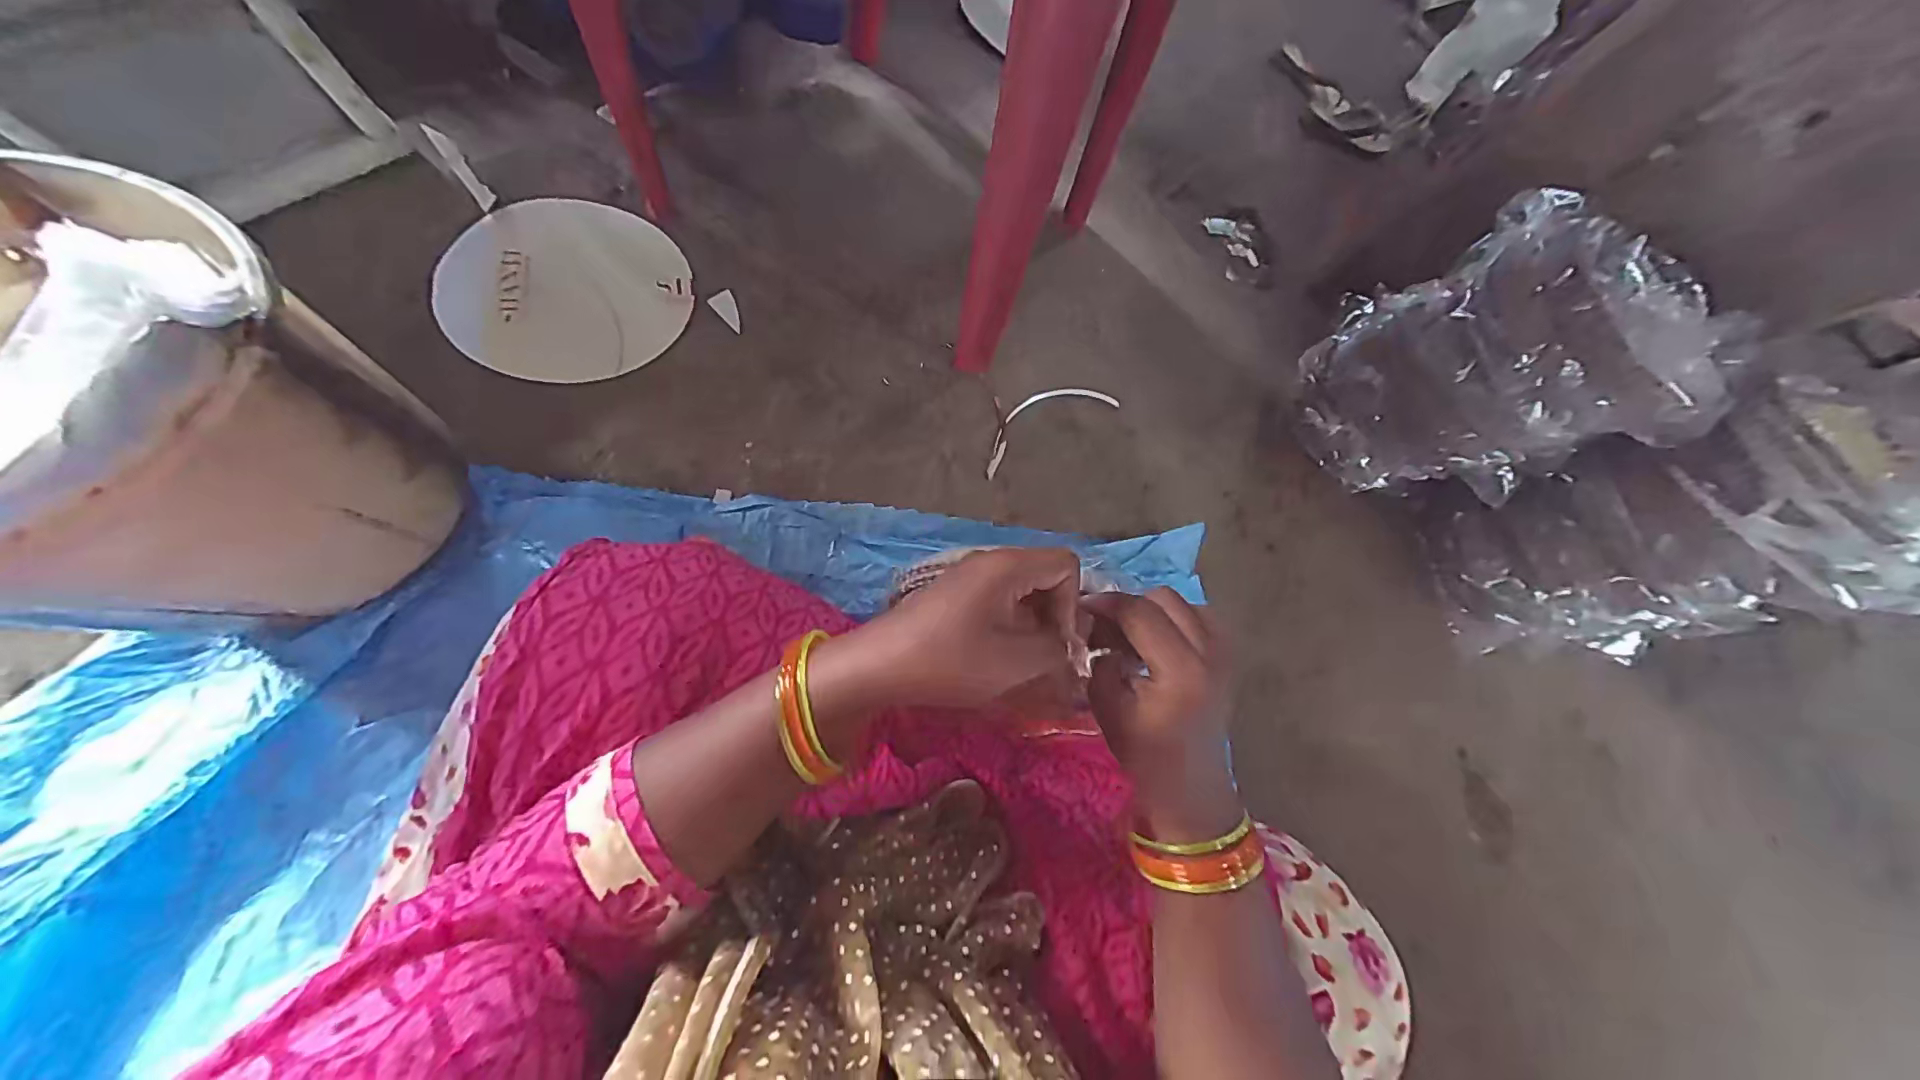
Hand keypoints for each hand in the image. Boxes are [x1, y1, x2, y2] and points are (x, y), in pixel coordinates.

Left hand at [842, 547, 1082, 708]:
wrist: (878, 665)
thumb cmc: (949, 660)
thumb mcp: (1014, 662)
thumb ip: (1057, 649)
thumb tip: (1071, 643)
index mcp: (1007, 565)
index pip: (1066, 565)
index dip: (1072, 604)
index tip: (1057, 642)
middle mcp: (989, 561)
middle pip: (1044, 575)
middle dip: (1054, 616)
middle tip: (1046, 657)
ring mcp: (968, 576)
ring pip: (1022, 591)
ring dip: (1032, 624)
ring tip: (1022, 661)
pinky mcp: (954, 594)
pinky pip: (998, 600)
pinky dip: (1008, 624)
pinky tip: (996, 655)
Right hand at [1082, 588, 1242, 838]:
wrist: (1191, 788)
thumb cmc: (1144, 756)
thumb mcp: (1108, 708)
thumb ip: (1101, 661)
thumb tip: (1098, 629)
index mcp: (1181, 670)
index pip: (1140, 611)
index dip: (1107, 603)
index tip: (1081, 606)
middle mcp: (1210, 653)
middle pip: (1164, 598)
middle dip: (1129, 604)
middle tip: (1105, 625)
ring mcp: (1225, 653)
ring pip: (1183, 603)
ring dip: (1152, 610)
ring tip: (1130, 635)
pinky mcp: (1227, 657)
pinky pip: (1198, 617)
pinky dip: (1173, 619)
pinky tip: (1154, 642)